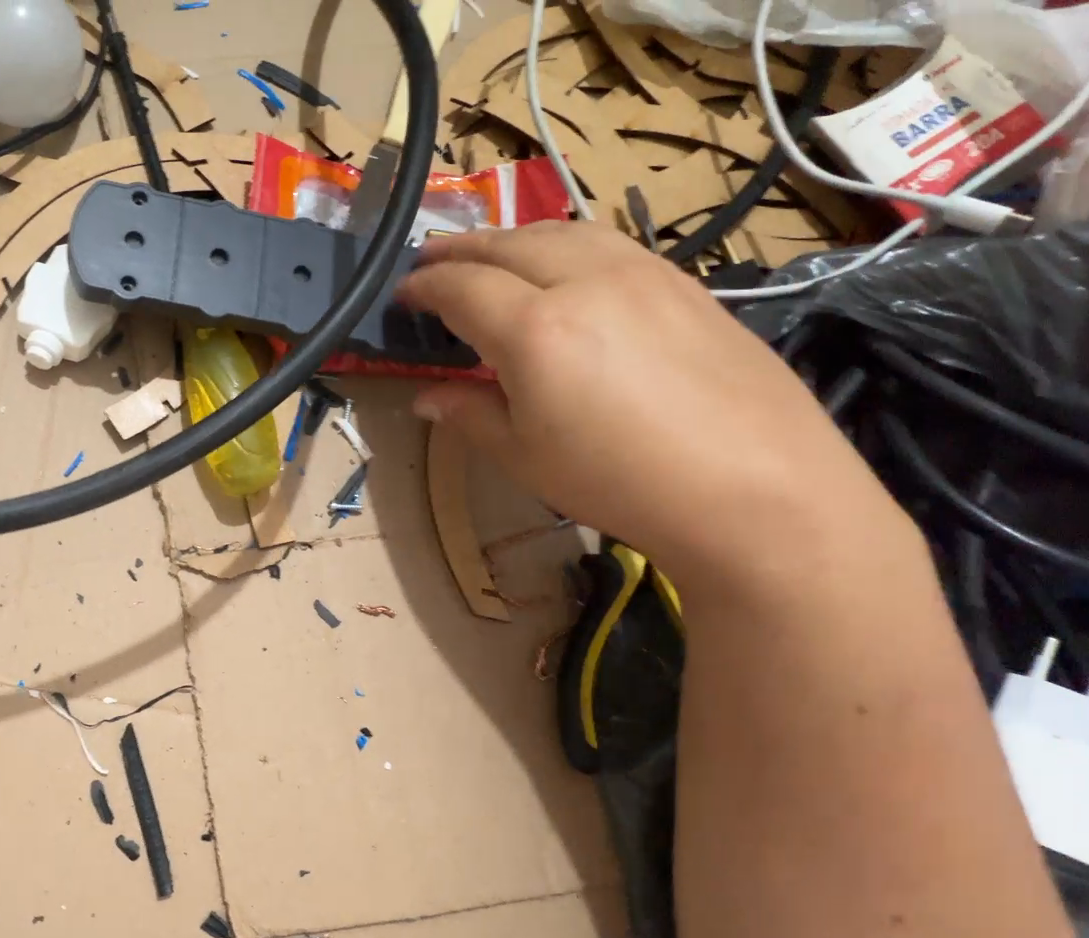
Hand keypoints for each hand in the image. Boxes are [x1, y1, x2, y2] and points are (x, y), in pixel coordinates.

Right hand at [398, 222, 915, 594]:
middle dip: (460, 248)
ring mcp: (642, 274)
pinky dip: (564, 244)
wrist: (755, 486)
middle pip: (508, 244)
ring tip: (489, 255)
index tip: (401, 296)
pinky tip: (563, 268)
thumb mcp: (524, 457)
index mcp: (534, 329)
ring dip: (513, 237)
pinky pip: (607, 244)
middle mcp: (585, 282)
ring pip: (561, 232)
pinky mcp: (683, 283)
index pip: (461, 287)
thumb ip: (471, 414)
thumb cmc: (619, 481)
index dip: (424, 287)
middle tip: (429, 259)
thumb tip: (429, 397)